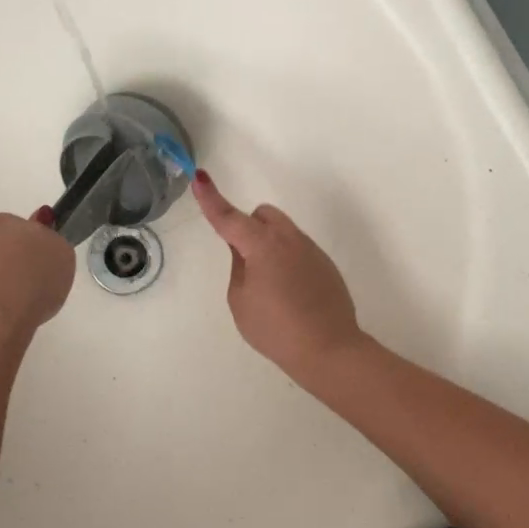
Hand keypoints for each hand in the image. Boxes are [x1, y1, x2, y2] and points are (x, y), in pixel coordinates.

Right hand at [190, 171, 365, 379]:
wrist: (329, 349)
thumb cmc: (275, 329)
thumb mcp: (241, 301)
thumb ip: (238, 268)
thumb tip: (244, 251)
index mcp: (262, 246)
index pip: (229, 218)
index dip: (211, 199)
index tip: (200, 178)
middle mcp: (289, 239)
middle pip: (262, 215)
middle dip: (248, 227)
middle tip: (243, 261)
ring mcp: (311, 250)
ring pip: (283, 231)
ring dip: (268, 245)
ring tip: (268, 287)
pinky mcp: (325, 265)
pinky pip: (298, 250)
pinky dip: (287, 261)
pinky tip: (289, 295)